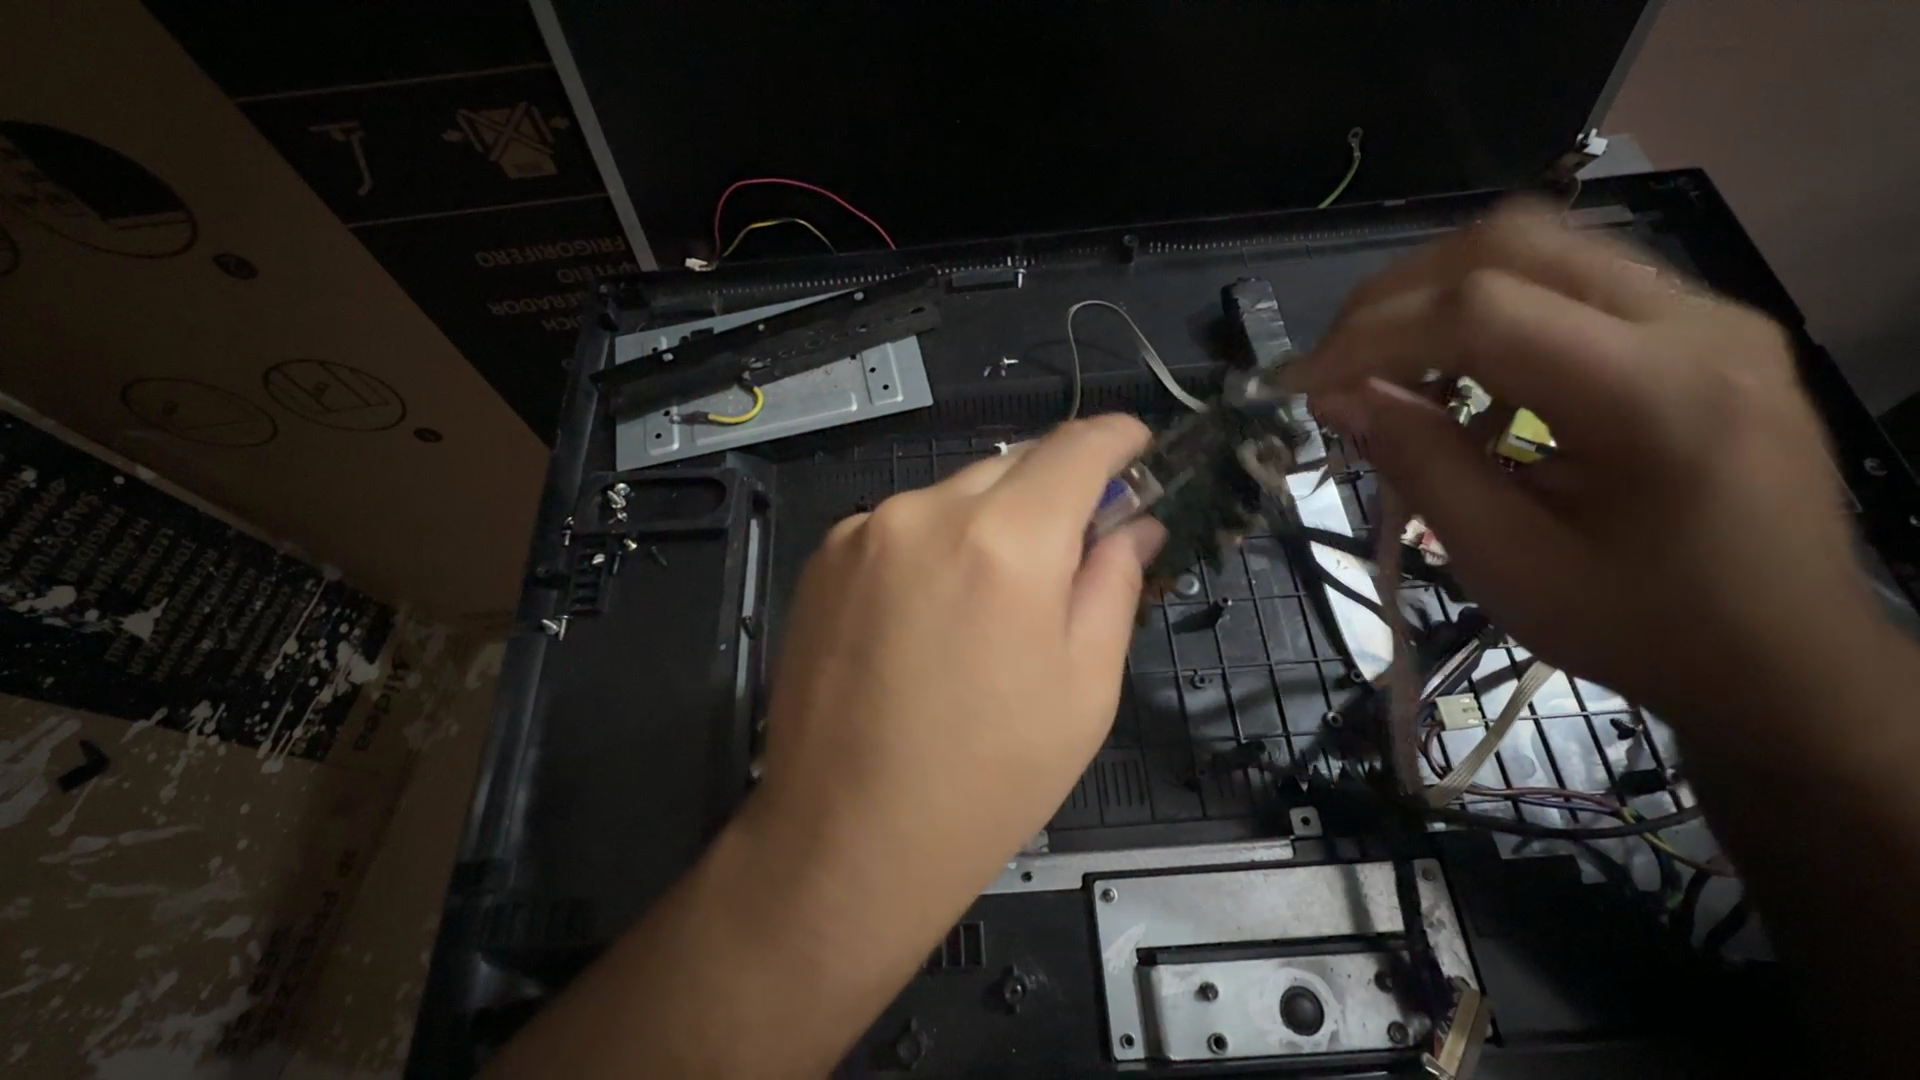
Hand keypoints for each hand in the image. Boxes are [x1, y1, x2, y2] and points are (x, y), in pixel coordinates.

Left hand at [484, 417, 1163, 1079]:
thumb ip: (1114, 582)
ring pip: (953, 495)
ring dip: (990, 520)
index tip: (1137, 448)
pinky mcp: (822, 559)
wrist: (851, 836)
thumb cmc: (990, 775)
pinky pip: (899, 526)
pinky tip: (931, 613)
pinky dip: (933, 545)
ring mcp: (863, 531)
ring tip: (994, 598)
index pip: (1077, 447)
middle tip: (1076, 543)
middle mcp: (927, 512)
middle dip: (1056, 488)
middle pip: (1013, 462)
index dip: (1118, 439)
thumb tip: (1134, 524)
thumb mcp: (1085, 685)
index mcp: (1007, 540)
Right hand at [1284, 200, 1876, 719]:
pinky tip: (1461, 373)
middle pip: (1509, 244)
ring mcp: (1709, 313)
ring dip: (1437, 293)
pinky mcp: (1702, 326)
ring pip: (1539, 245)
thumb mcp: (1509, 565)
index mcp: (1657, 395)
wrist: (1788, 660)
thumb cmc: (1643, 630)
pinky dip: (1488, 308)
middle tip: (1334, 365)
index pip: (1481, 311)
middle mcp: (1697, 322)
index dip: (1369, 339)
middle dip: (1395, 298)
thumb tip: (1336, 397)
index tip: (1300, 387)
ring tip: (1385, 364)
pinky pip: (1571, 278)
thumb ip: (1421, 465)